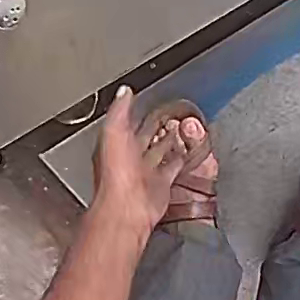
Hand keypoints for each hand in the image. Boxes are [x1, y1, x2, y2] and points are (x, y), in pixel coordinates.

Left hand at [88, 87, 187, 239]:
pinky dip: (181, 159)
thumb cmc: (115, 176)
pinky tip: (187, 152)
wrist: (126, 207)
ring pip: (161, 150)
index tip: (147, 98)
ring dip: (169, 140)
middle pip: (146, 136)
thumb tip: (123, 91)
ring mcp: (147, 170)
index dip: (138, 110)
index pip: (129, 121)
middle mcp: (131, 156)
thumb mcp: (113, 133)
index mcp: (118, 143)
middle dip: (157, 125)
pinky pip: (173, 167)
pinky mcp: (162, 183)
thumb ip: (119, 111)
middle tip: (169, 113)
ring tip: (179, 129)